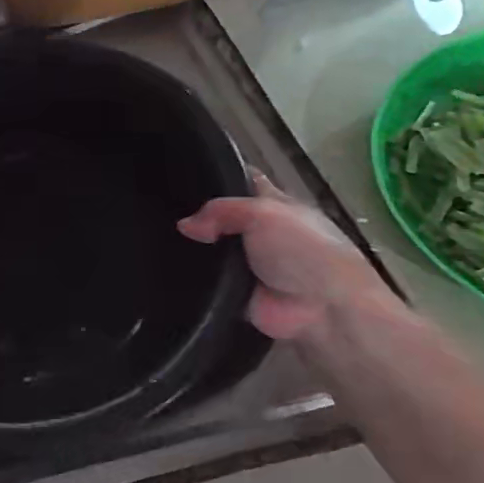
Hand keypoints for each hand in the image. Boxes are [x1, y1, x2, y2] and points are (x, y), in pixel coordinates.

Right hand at [177, 170, 391, 338]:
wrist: (325, 310)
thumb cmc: (303, 249)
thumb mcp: (263, 213)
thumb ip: (221, 211)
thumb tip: (185, 226)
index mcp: (276, 205)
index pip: (243, 181)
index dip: (217, 175)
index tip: (181, 172)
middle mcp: (263, 232)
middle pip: (222, 218)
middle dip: (197, 216)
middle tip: (160, 211)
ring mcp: (251, 265)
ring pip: (213, 251)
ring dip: (195, 250)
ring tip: (158, 242)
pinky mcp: (240, 294)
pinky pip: (211, 282)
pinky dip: (196, 280)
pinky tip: (170, 272)